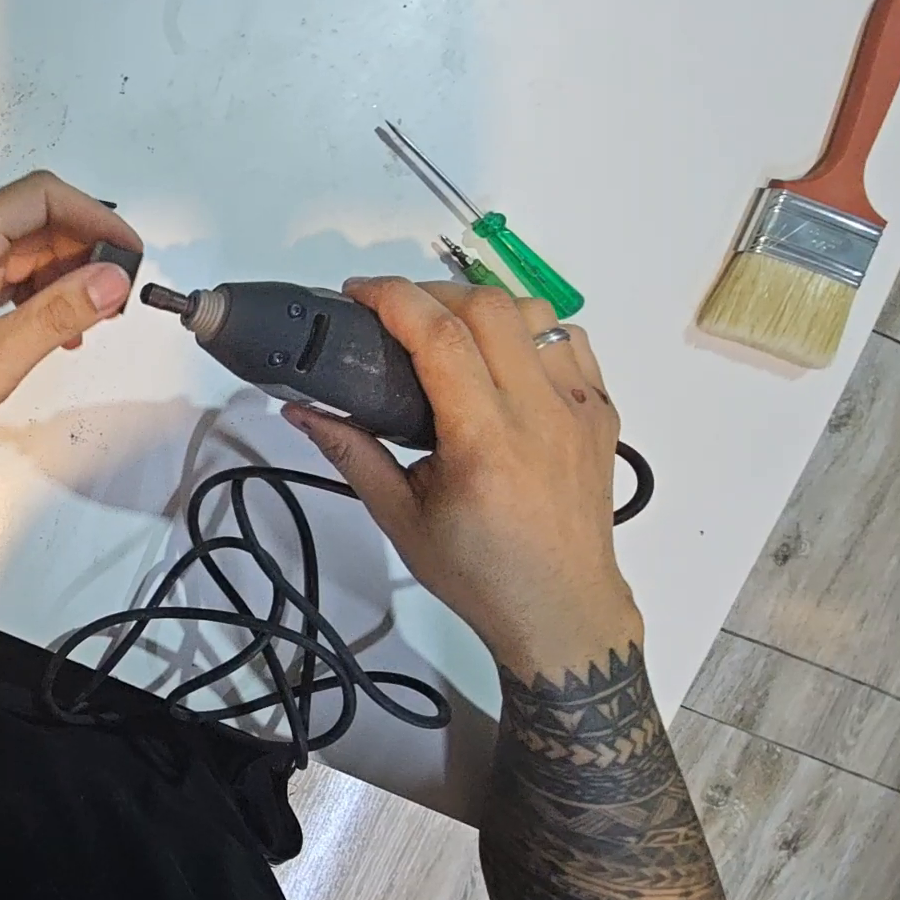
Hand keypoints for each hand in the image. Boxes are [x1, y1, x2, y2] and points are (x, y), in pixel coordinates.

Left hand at [0, 171, 140, 463]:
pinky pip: (10, 281)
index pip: (42, 197)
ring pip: (26, 253)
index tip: (127, 251)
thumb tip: (112, 278)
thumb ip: (58, 313)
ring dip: (65, 279)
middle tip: (116, 293)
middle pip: (37, 221)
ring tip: (91, 319)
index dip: (94, 216)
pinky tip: (58, 331)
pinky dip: (41, 299)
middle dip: (84, 250)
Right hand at [282, 278, 639, 678]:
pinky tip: (491, 356)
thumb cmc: (472, 569)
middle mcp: (542, 411)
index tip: (356, 292)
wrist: (562, 609)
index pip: (442, 338)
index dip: (394, 298)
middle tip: (385, 310)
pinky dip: (521, 328)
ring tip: (436, 328)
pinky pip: (566, 340)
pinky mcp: (601, 411)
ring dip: (478, 304)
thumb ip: (349, 452)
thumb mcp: (396, 514)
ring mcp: (581, 406)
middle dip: (429, 290)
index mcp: (485, 439)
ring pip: (535, 313)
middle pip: (490, 307)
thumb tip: (299, 409)